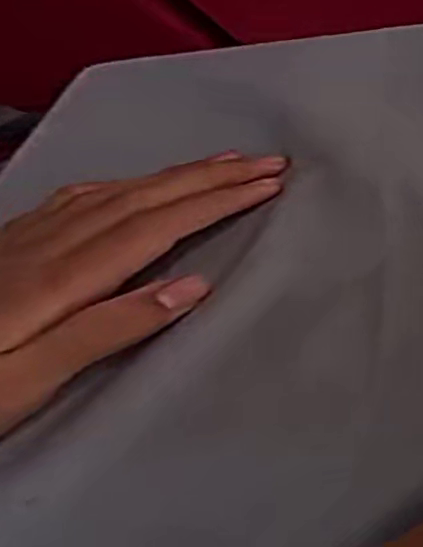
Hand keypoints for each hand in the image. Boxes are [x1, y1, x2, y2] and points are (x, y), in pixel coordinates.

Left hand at [0, 152, 286, 435]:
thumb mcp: (21, 385)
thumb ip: (105, 333)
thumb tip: (194, 286)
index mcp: (56, 282)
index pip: (155, 227)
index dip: (218, 201)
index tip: (272, 185)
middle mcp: (36, 252)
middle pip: (136, 201)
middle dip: (209, 177)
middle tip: (271, 162)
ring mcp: (11, 248)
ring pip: (108, 195)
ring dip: (174, 175)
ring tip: (224, 161)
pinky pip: (70, 204)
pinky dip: (121, 186)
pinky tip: (134, 186)